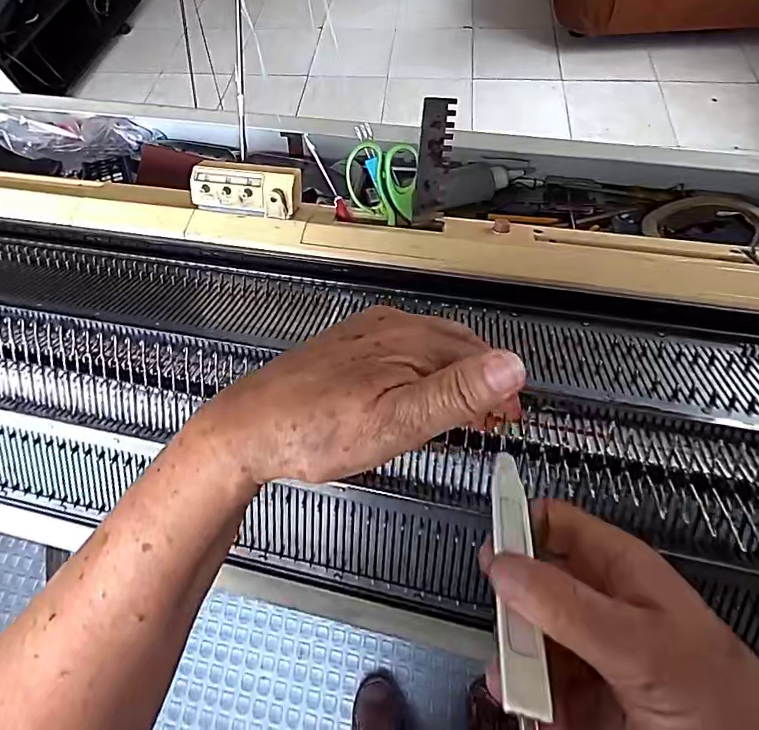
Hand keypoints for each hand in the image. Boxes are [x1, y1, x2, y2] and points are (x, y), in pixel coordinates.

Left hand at [183, 306, 524, 489]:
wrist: (247, 431)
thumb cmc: (312, 430)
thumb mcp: (398, 421)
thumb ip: (457, 393)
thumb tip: (509, 366)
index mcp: (407, 339)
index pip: (477, 355)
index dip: (501, 387)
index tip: (512, 415)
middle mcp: (387, 328)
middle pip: (456, 348)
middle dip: (481, 381)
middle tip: (493, 418)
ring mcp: (365, 337)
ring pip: (428, 350)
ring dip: (454, 377)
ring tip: (462, 412)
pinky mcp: (348, 351)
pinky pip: (401, 353)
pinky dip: (423, 374)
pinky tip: (415, 395)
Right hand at [480, 499, 758, 729]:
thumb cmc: (726, 703)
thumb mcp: (638, 645)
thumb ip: (567, 605)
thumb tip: (506, 566)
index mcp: (620, 569)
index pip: (555, 523)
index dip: (519, 527)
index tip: (488, 548)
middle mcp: (607, 605)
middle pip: (537, 586)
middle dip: (514, 610)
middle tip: (505, 635)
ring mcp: (602, 655)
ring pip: (540, 642)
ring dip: (520, 664)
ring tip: (515, 687)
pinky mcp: (600, 702)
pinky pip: (551, 692)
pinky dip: (536, 704)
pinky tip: (536, 716)